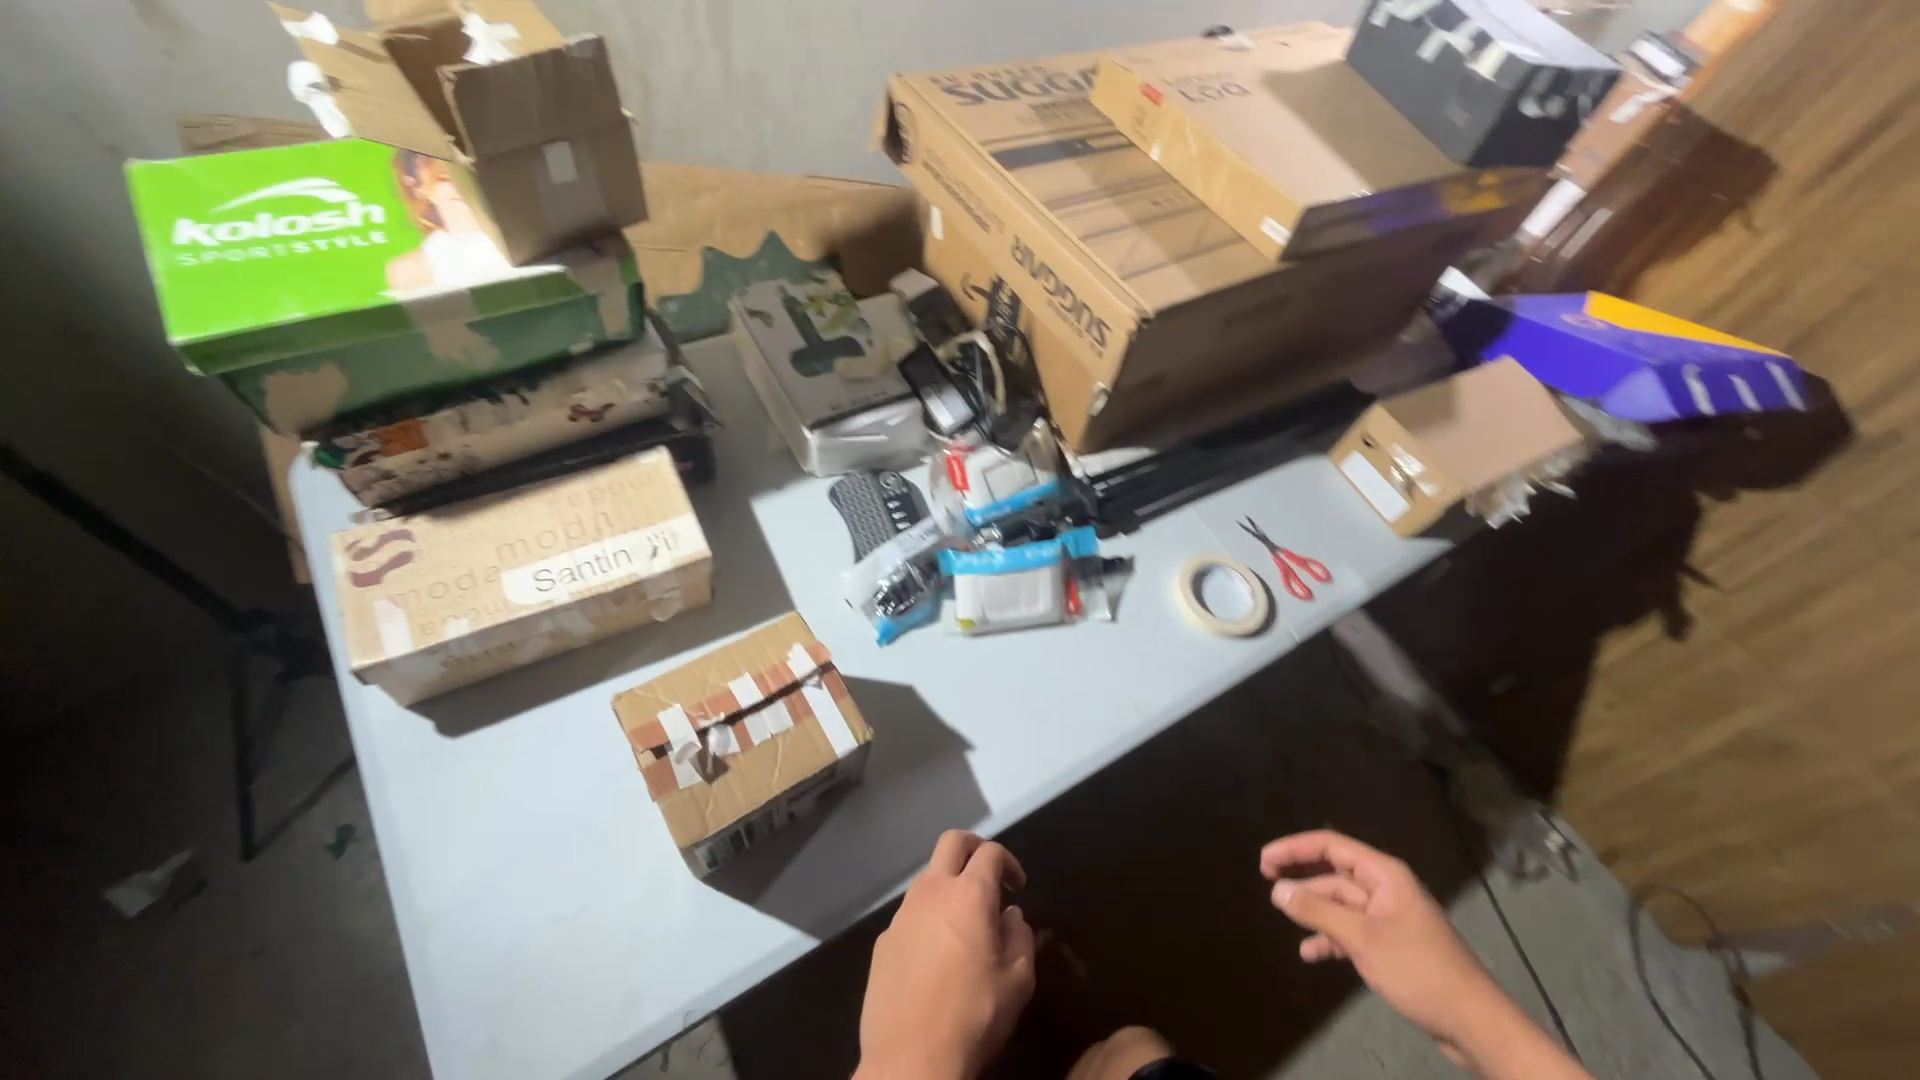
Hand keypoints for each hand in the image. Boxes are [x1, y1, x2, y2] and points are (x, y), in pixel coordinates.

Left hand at [856, 831, 1036, 1079]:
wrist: (909, 1059)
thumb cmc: (973, 1016)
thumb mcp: (1017, 981)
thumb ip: (1020, 938)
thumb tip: (1011, 916)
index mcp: (969, 895)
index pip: (990, 852)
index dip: (1009, 861)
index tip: (1018, 887)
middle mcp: (931, 892)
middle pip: (952, 842)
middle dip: (975, 847)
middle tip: (990, 874)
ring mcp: (902, 915)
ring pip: (927, 877)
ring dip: (949, 884)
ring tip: (965, 920)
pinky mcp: (883, 940)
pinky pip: (910, 913)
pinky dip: (928, 917)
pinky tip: (936, 954)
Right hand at [1260, 831, 1502, 1054]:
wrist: (1474, 1023)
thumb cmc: (1418, 969)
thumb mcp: (1361, 938)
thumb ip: (1317, 910)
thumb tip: (1277, 889)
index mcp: (1384, 875)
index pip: (1330, 846)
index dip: (1294, 849)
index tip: (1264, 861)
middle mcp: (1386, 889)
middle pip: (1334, 875)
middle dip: (1302, 882)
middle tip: (1268, 888)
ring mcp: (1390, 918)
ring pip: (1341, 905)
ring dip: (1315, 913)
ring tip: (1287, 922)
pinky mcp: (1392, 945)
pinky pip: (1352, 932)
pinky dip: (1331, 939)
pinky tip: (1311, 954)